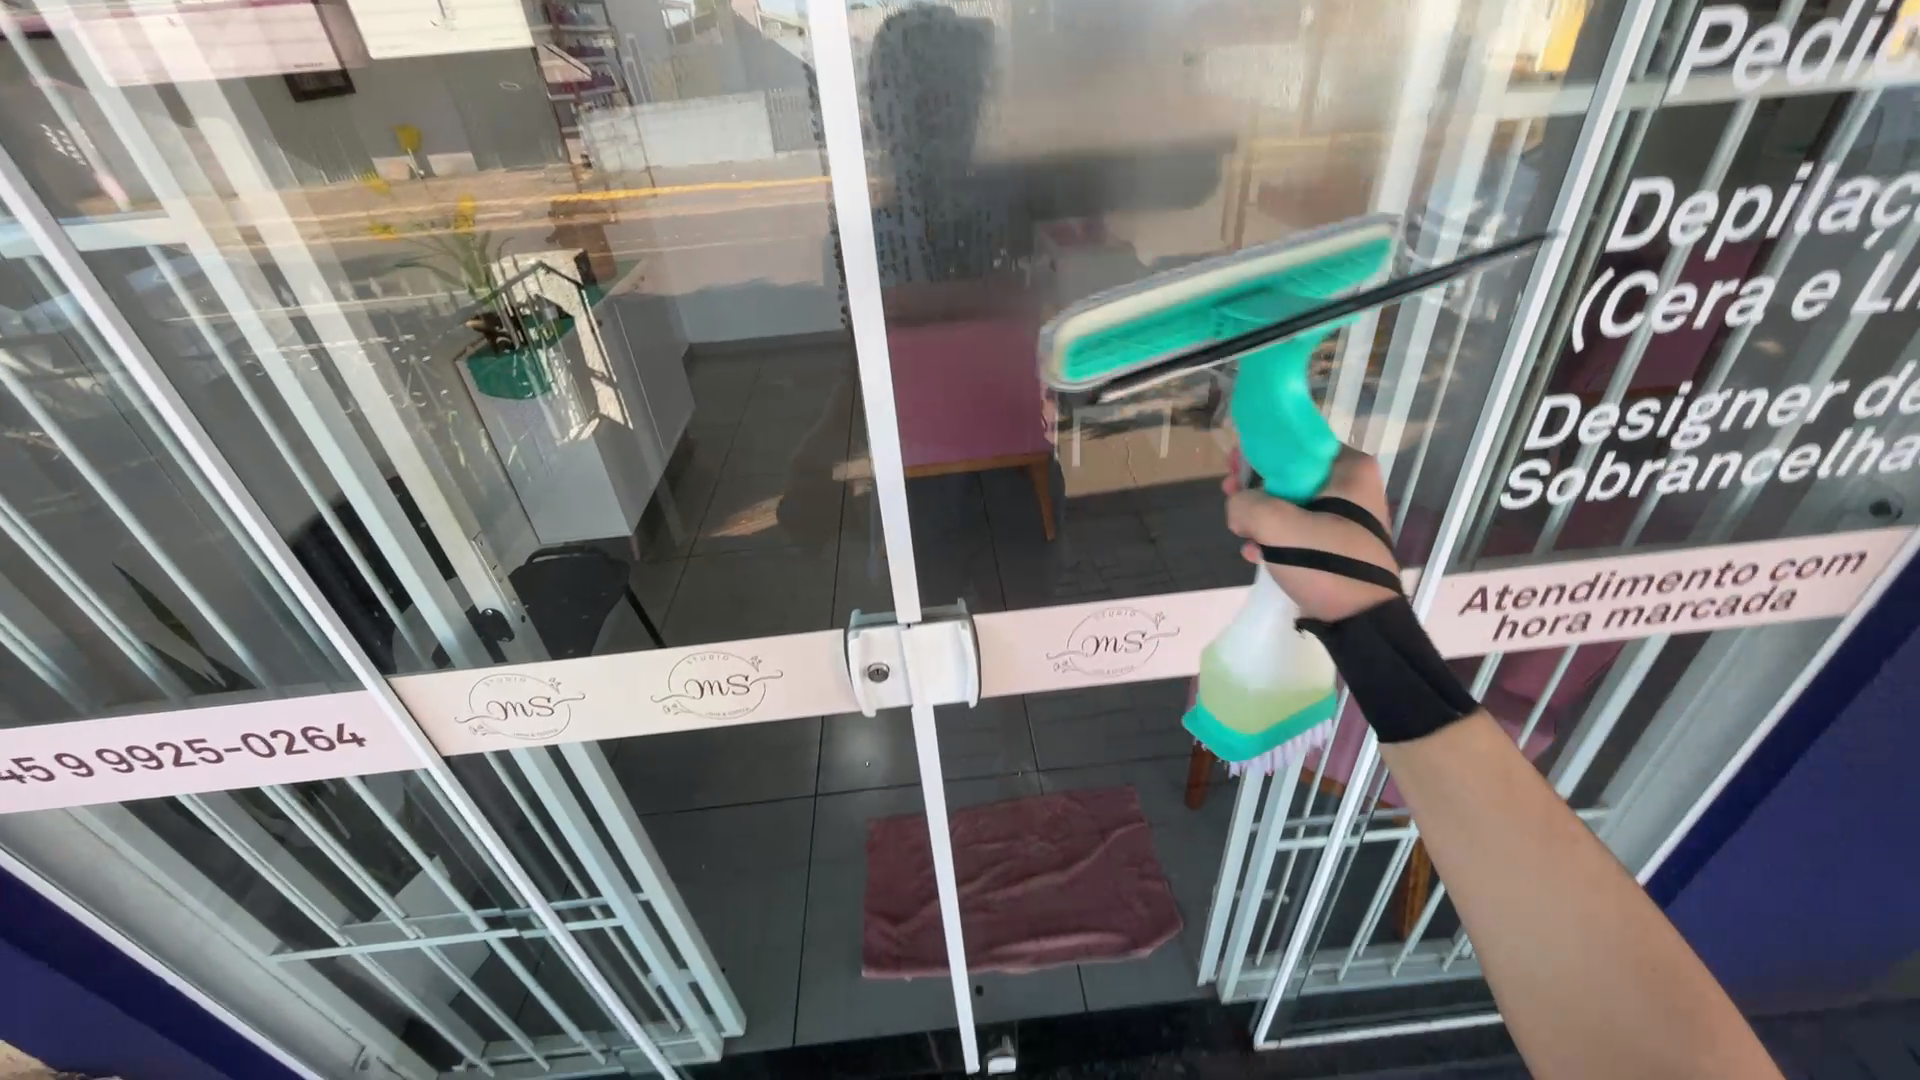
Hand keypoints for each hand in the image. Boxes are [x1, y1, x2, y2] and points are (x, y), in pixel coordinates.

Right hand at [1223, 445, 1401, 621]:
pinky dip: (1274, 537)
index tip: (1233, 467)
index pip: (1296, 442)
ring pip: (1289, 502)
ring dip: (1260, 515)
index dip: (1260, 452)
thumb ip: (1246, 504)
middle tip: (1229, 496)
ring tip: (1240, 532)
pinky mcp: (1336, 543)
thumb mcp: (1277, 526)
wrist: (1360, 620)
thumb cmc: (1327, 563)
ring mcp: (1345, 516)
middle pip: (1289, 472)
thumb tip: (1238, 507)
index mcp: (1349, 469)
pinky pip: (1297, 528)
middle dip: (1254, 486)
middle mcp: (1352, 486)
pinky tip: (1256, 553)